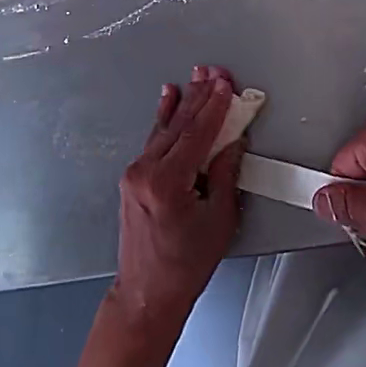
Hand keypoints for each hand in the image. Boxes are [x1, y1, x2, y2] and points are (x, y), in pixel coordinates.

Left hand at [107, 66, 243, 329]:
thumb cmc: (185, 266)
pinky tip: (170, 97)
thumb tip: (233, 141)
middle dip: (202, 96)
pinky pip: (153, 139)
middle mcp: (145, 171)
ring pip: (165, 128)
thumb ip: (225, 174)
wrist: (146, 294)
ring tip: (198, 76)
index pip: (197, 134)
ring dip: (185, 101)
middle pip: (180, 124)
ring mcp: (135, 172)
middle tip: (216, 72)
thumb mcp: (219, 221)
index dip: (216, 107)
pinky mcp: (132, 176)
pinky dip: (164, 117)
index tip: (227, 86)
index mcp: (167, 183)